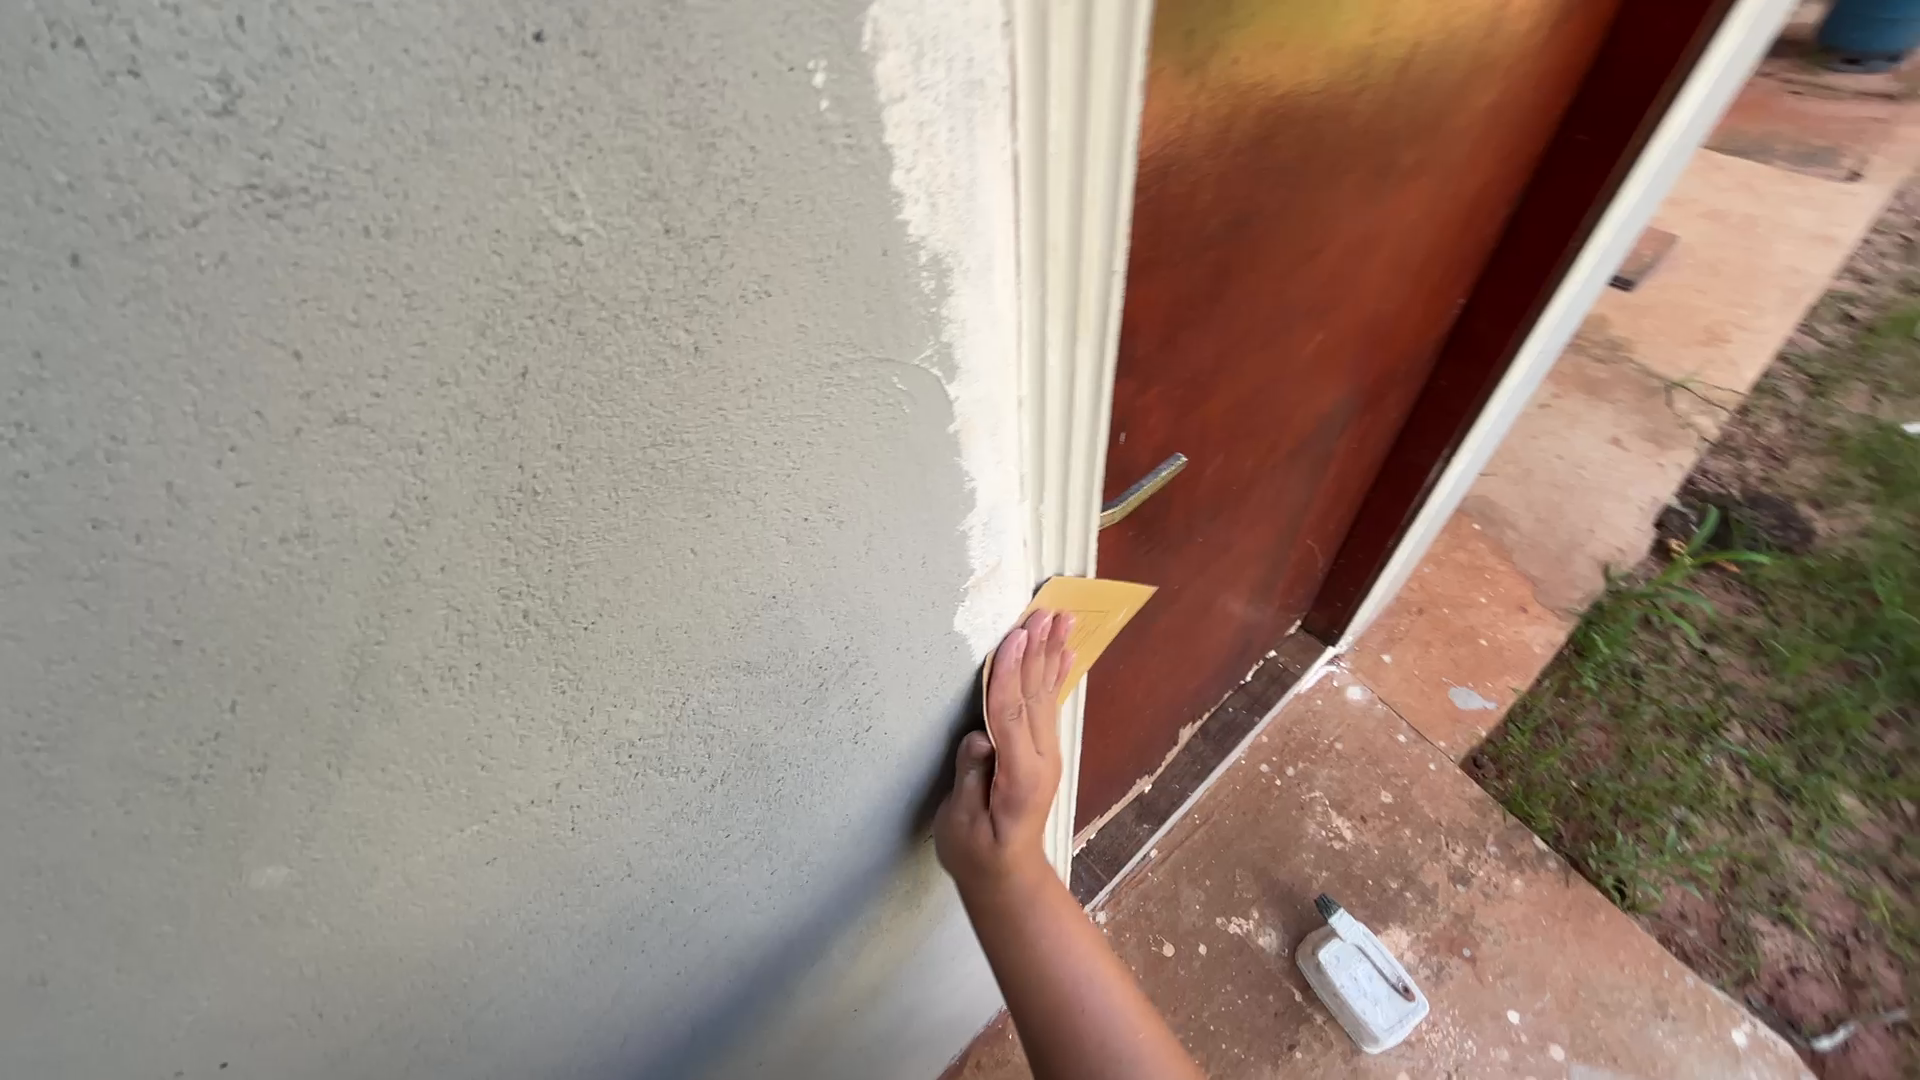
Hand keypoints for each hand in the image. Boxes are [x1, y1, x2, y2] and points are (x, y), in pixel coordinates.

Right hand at [935, 609, 1074, 897]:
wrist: (1007, 875)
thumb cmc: (975, 852)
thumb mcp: (961, 824)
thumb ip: (970, 779)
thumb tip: (978, 740)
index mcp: (1018, 776)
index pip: (1009, 714)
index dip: (1008, 675)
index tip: (1013, 637)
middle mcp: (1040, 759)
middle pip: (1035, 696)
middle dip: (1038, 651)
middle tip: (1045, 613)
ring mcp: (1046, 753)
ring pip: (1046, 694)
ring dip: (1052, 653)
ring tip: (1061, 620)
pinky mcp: (1044, 751)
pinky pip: (1050, 705)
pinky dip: (1056, 676)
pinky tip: (1064, 653)